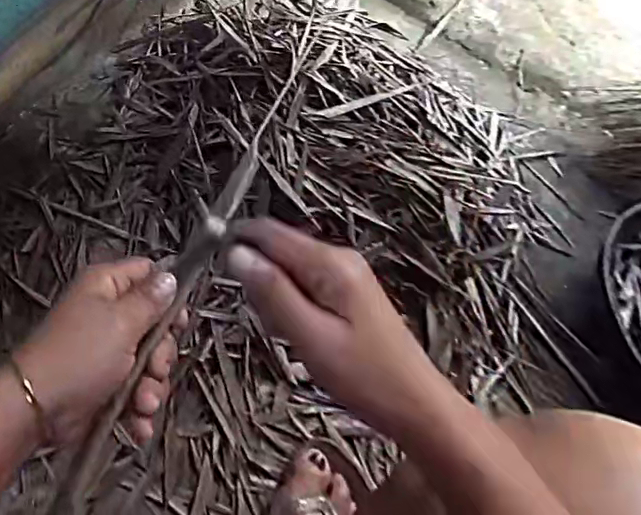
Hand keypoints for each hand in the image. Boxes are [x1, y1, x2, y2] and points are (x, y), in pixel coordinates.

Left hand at [12, 257, 180, 446]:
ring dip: (152, 387)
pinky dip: (139, 408)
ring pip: (148, 363)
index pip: (146, 274)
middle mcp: (107, 312)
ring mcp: (106, 349)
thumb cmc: (78, 355)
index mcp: (106, 285)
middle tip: (154, 367)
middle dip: (161, 354)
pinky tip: (136, 421)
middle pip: (154, 325)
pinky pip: (135, 390)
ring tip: (141, 401)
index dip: (168, 295)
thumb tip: (169, 277)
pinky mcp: (105, 383)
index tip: (179, 322)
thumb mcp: (121, 322)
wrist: (39, 406)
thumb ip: (150, 301)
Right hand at [227, 219, 456, 438]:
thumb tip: (236, 253)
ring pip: (286, 263)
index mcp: (329, 263)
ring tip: (289, 330)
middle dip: (258, 274)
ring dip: (274, 290)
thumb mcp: (310, 337)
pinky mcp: (347, 286)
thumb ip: (271, 291)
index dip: (236, 242)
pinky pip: (303, 278)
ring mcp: (345, 270)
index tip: (220, 266)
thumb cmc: (368, 379)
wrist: (420, 409)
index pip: (266, 231)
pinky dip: (291, 300)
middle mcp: (338, 256)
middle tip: (267, 317)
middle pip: (276, 245)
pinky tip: (302, 331)